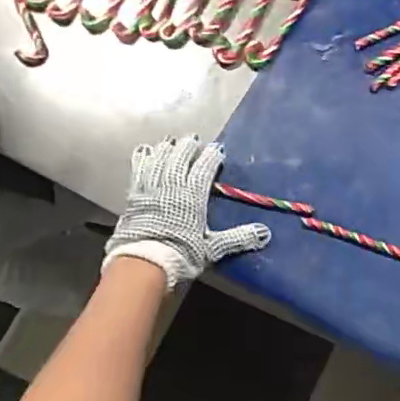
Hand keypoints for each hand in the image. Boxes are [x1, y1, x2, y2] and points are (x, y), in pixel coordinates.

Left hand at [103, 137, 270, 288]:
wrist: (145, 261)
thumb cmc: (182, 254)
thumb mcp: (213, 248)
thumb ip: (238, 238)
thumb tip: (265, 233)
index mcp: (193, 195)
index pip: (205, 168)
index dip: (212, 157)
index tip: (217, 149)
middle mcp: (172, 185)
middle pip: (180, 157)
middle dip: (188, 146)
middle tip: (193, 139)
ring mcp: (151, 188)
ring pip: (160, 159)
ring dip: (166, 149)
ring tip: (170, 142)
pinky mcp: (134, 195)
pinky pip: (139, 169)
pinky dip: (142, 158)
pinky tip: (144, 150)